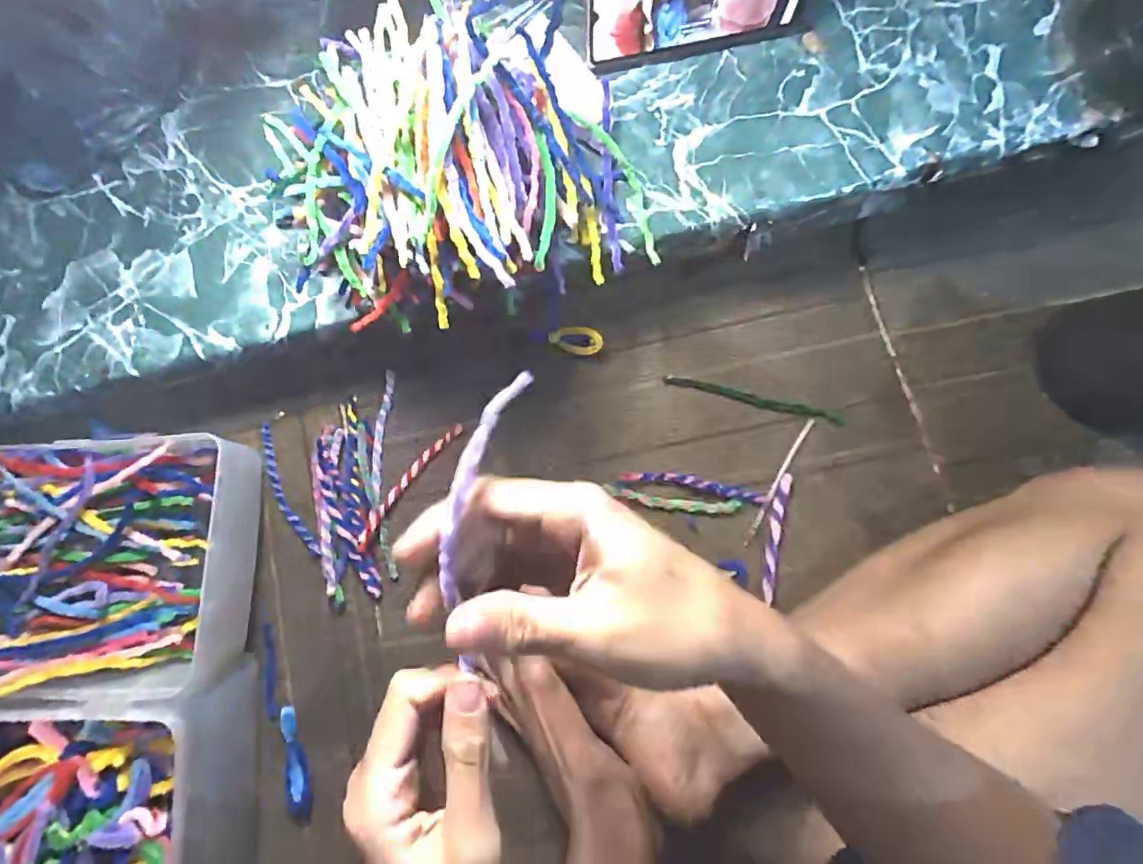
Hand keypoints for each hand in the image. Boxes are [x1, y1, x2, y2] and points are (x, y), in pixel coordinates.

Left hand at [344, 667, 500, 863]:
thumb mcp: (471, 836)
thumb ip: (467, 758)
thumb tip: (469, 682)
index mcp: (373, 788)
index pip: (401, 697)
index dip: (444, 681)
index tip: (490, 690)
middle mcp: (366, 774)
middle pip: (404, 700)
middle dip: (450, 689)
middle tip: (497, 700)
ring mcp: (378, 779)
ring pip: (412, 711)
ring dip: (452, 702)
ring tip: (493, 710)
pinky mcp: (395, 785)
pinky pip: (419, 733)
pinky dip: (449, 721)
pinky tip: (477, 727)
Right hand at [394, 478, 779, 689]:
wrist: (738, 643)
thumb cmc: (674, 629)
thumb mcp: (595, 630)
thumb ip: (521, 623)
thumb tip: (449, 626)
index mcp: (572, 508)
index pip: (490, 499)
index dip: (442, 524)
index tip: (404, 559)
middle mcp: (565, 515)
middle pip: (490, 523)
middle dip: (449, 559)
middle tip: (417, 607)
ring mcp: (569, 541)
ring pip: (501, 549)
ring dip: (468, 580)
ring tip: (436, 620)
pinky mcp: (574, 568)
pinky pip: (521, 572)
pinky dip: (495, 594)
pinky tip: (476, 622)